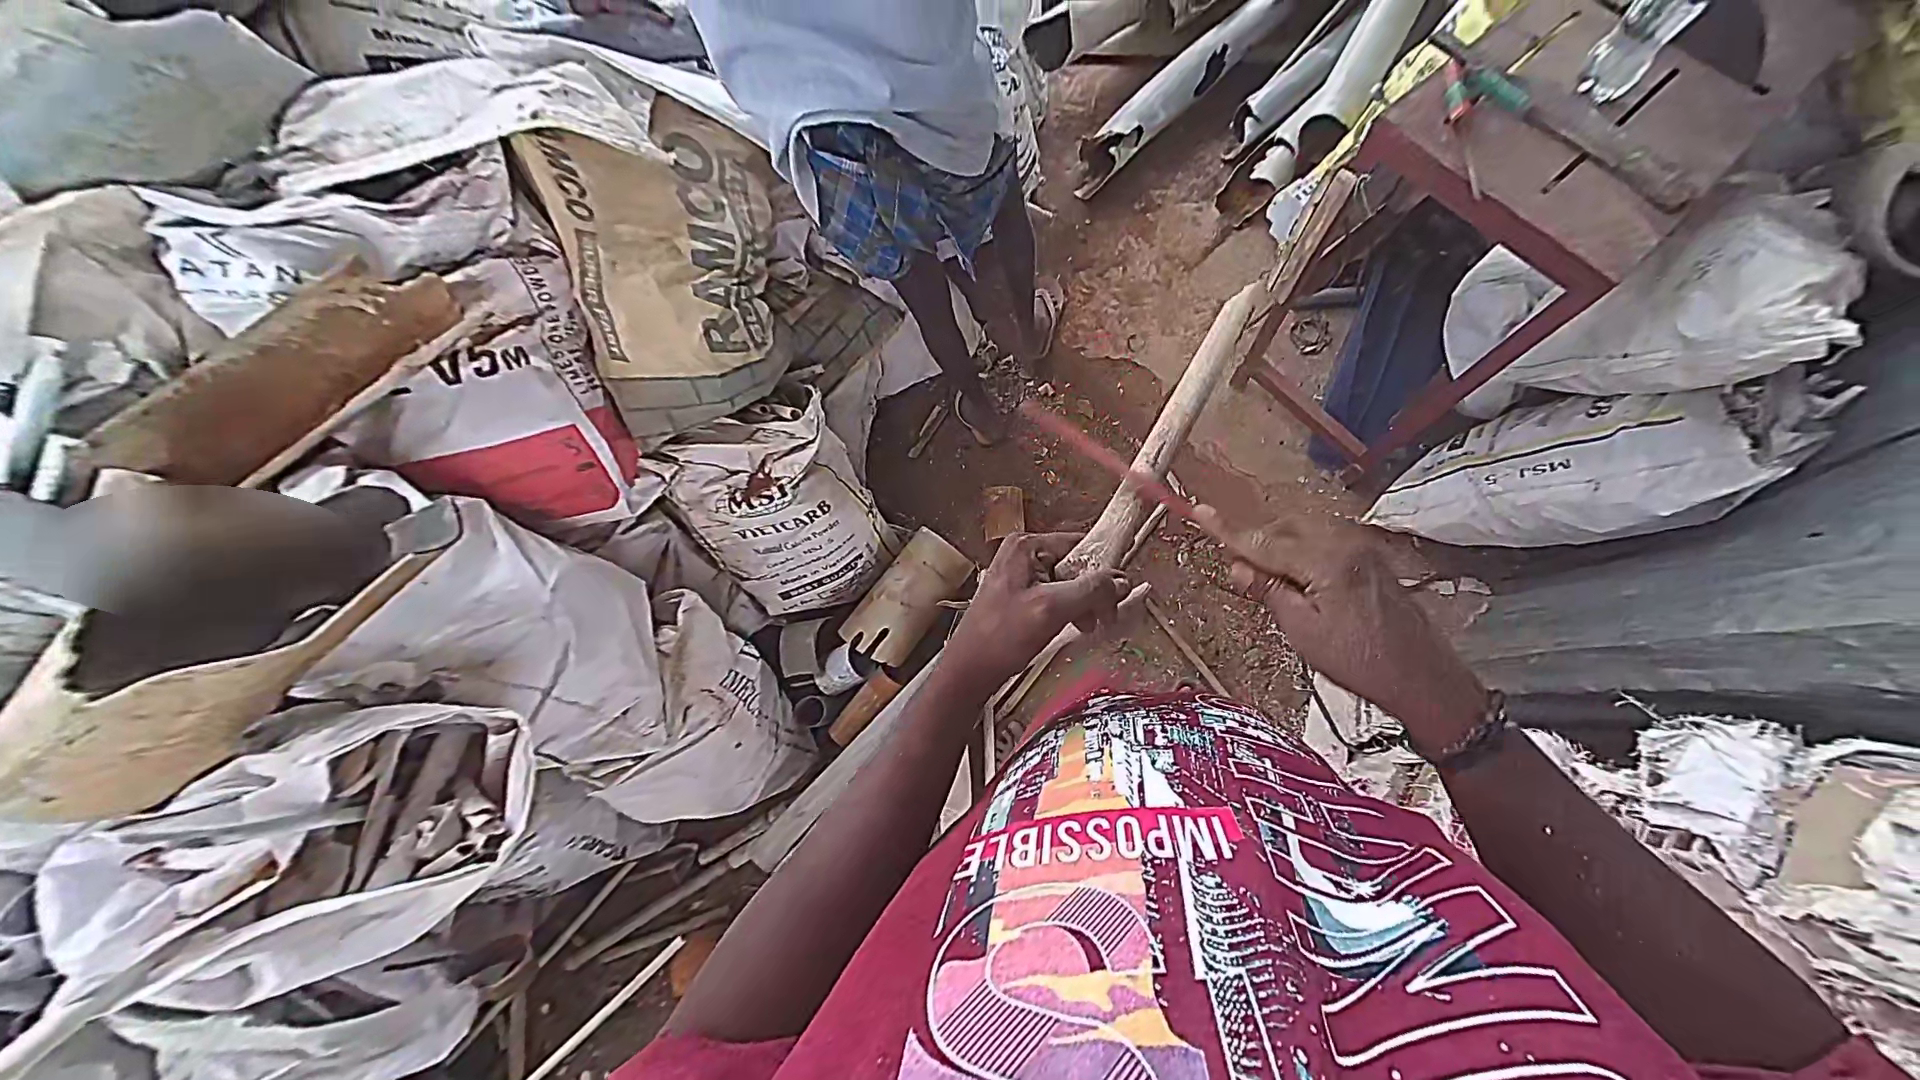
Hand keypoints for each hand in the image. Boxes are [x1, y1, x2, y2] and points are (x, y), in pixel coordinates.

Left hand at [943, 532, 1127, 689]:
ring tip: (1088, 625)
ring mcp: (1019, 575)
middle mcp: (1021, 554)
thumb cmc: (1000, 638)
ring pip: (1068, 583)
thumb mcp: (1051, 608)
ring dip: (1083, 605)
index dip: (1103, 568)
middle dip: (1093, 591)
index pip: (1080, 545)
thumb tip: (1121, 580)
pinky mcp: (1019, 597)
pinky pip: (1055, 596)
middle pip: (1076, 565)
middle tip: (1104, 616)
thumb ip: (1090, 590)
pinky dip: (1068, 612)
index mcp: (1025, 546)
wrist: (969, 671)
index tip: (1119, 592)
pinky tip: (1073, 627)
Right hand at [1198, 507, 1488, 757]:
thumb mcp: (1301, 630)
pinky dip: (1300, 551)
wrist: (1422, 678)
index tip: (1200, 511)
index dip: (1227, 530)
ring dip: (1279, 547)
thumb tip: (1239, 566)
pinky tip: (1297, 578)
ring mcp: (1361, 548)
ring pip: (1303, 531)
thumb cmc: (1359, 661)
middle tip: (1241, 573)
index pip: (1263, 541)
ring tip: (1268, 580)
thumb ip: (1269, 591)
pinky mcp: (1369, 558)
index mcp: (1326, 562)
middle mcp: (1346, 544)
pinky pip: (1322, 541)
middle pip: (1284, 528)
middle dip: (1257, 543)